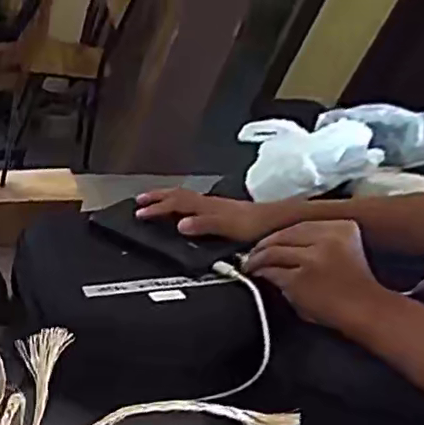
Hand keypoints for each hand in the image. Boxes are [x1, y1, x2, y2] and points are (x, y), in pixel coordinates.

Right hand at [134, 188, 292, 242]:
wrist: (285, 220)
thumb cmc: (260, 226)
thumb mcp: (230, 228)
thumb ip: (205, 224)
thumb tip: (180, 224)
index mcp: (209, 207)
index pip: (177, 204)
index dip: (157, 207)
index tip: (138, 213)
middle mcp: (212, 204)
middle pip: (180, 196)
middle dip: (158, 197)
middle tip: (139, 201)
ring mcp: (218, 207)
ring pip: (186, 198)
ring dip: (168, 199)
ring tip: (154, 203)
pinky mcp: (223, 213)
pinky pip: (195, 205)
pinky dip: (181, 205)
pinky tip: (181, 212)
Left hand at [243, 219, 396, 330]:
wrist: (362, 306)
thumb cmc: (351, 284)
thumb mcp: (342, 251)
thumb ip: (317, 243)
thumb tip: (282, 244)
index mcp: (342, 228)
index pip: (299, 226)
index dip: (277, 235)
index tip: (265, 242)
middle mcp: (329, 239)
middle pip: (283, 236)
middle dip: (262, 245)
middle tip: (250, 255)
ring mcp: (313, 258)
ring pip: (272, 252)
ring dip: (255, 260)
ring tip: (249, 266)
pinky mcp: (298, 279)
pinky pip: (271, 272)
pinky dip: (259, 272)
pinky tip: (256, 275)